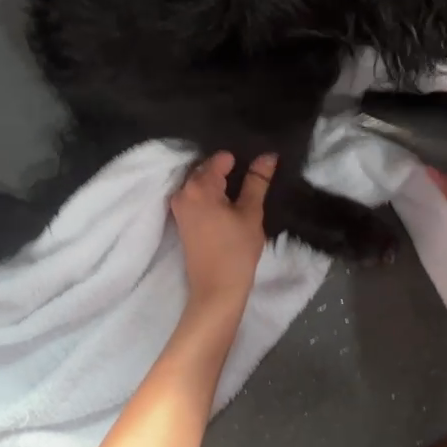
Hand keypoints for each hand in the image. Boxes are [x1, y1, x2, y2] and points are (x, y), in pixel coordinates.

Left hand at [170, 152, 273, 312]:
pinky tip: (230, 206)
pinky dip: (212, 196)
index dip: (240, 161)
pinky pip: (196, 196)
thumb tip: (268, 155)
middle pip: (208, 168)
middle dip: (229, 171)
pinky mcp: (181, 219)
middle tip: (253, 180)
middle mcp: (182, 191)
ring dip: (221, 184)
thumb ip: (257, 181)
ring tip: (244, 193)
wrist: (216, 291)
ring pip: (202, 182)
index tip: (256, 170)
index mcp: (198, 185)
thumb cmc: (236, 251)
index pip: (221, 158)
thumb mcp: (251, 212)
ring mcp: (179, 206)